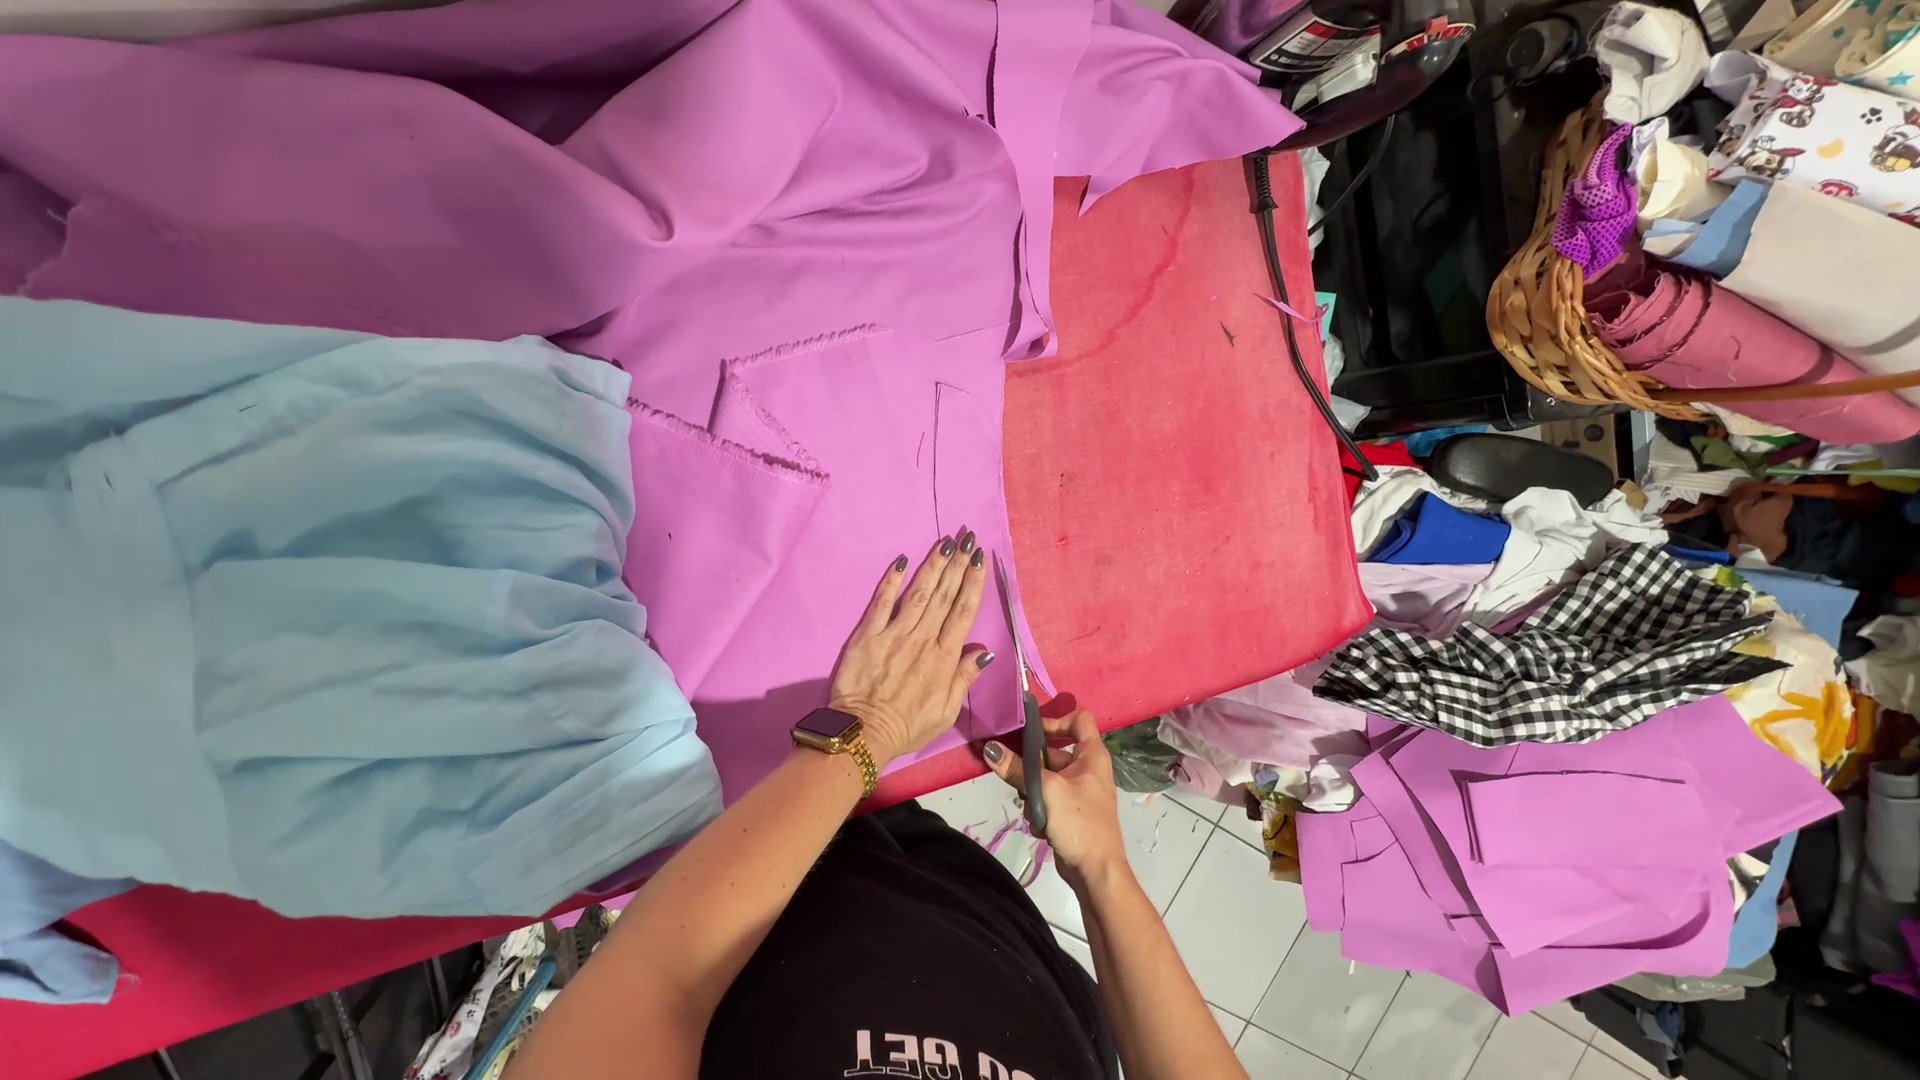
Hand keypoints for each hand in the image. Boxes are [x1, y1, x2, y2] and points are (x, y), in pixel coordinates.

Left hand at [829, 531, 992, 765]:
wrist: (863, 734)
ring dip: (933, 565)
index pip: (964, 611)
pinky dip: (891, 581)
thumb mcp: (947, 711)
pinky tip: (901, 561)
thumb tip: (983, 651)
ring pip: (919, 592)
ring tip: (945, 542)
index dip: (973, 582)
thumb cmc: (907, 726)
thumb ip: (964, 678)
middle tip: (967, 537)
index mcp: (945, 657)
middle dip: (958, 564)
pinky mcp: (867, 634)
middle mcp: (923, 639)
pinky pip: (881, 602)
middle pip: (945, 595)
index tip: (980, 558)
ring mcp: (894, 634)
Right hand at [983, 708, 1126, 879]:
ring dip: (1033, 794)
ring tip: (1032, 809)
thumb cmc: (1080, 822)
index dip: (1055, 720)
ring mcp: (1078, 791)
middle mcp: (1086, 768)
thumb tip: (989, 748)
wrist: (1097, 872)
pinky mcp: (1069, 812)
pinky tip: (1040, 826)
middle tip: (1013, 775)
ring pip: (1044, 779)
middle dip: (1031, 767)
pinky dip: (1040, 810)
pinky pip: (1046, 800)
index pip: (1078, 719)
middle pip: (1051, 752)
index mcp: (1092, 755)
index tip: (1031, 734)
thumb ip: (1017, 768)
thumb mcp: (1046, 790)